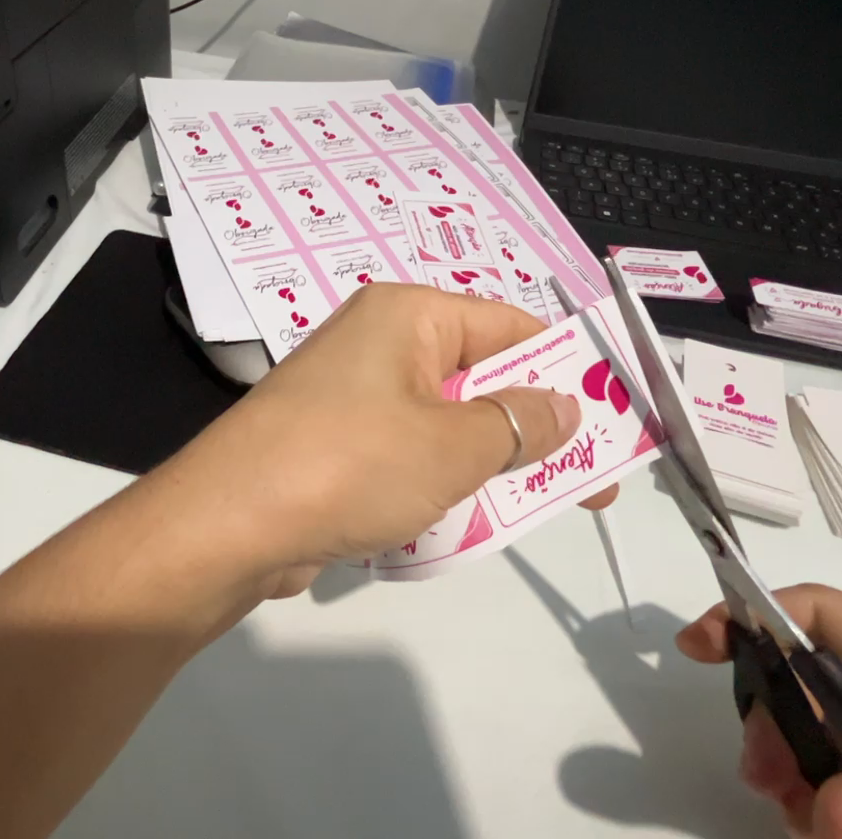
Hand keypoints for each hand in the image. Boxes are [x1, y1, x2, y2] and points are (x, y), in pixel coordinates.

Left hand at [146, 285, 590, 597]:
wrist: (229, 525)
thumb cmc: (351, 465)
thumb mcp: (454, 445)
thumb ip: (519, 423)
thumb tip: (563, 406)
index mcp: (406, 316)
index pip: (508, 326)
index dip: (564, 370)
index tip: (612, 421)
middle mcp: (377, 343)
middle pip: (478, 376)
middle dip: (531, 427)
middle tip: (586, 484)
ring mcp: (350, 394)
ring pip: (444, 422)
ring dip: (485, 462)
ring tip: (530, 508)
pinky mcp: (332, 442)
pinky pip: (404, 452)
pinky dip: (436, 482)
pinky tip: (456, 521)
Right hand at [676, 585, 841, 838]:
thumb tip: (819, 804)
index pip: (827, 612)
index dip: (752, 616)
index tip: (695, 648)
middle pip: (815, 670)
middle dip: (777, 718)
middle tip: (767, 784)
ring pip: (830, 721)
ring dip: (802, 765)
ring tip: (808, 819)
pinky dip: (835, 791)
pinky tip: (837, 824)